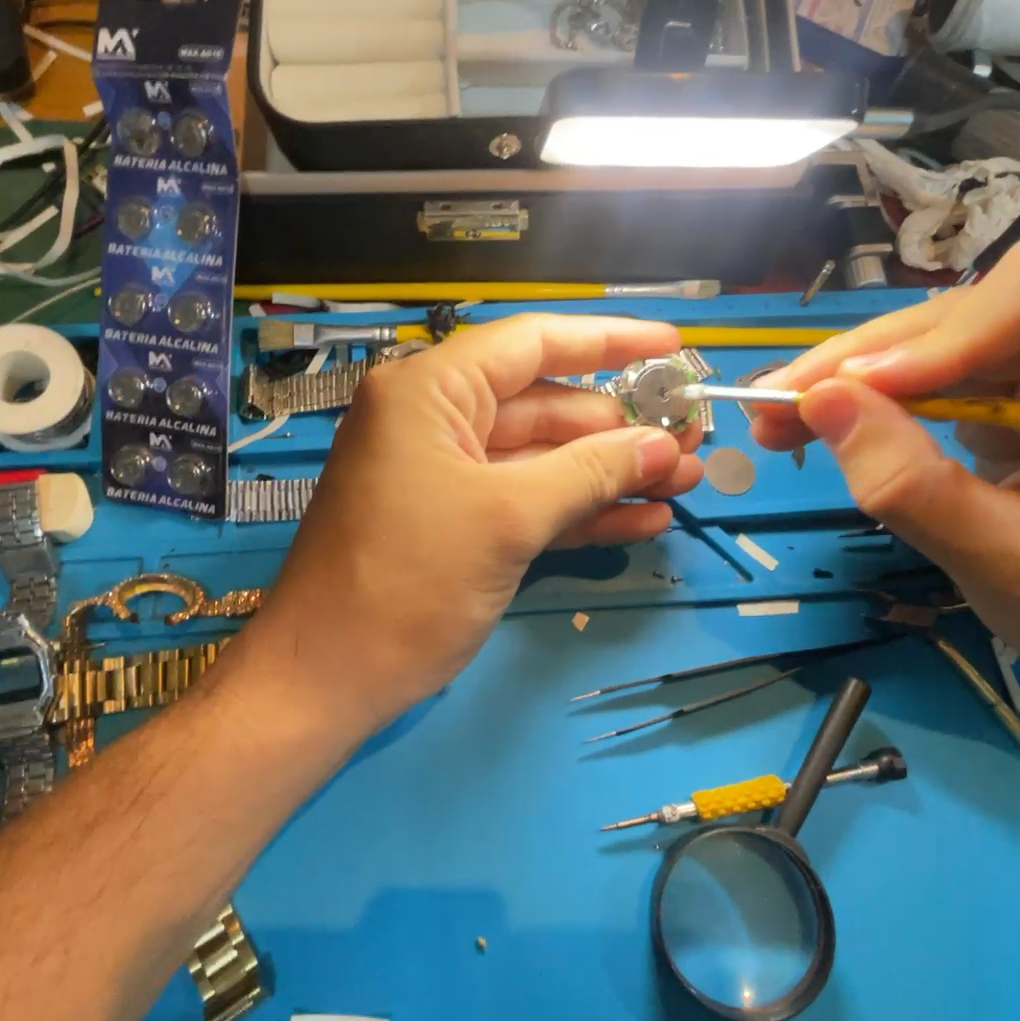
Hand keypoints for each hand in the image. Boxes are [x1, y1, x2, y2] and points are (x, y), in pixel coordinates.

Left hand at [257, 316, 703, 727]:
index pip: (532, 344)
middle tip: (692, 439)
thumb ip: (588, 473)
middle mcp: (437, 421)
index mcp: (430, 392)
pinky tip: (644, 519)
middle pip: (544, 404)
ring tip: (686, 480)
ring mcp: (446, 476)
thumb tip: (663, 444)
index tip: (672, 346)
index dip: (608, 341)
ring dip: (609, 472)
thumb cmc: (407, 582)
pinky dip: (578, 511)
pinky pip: (527, 503)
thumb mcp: (506, 519)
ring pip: (542, 459)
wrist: (327, 679)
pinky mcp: (456, 525)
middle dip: (619, 426)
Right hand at [751, 234, 1019, 702]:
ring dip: (855, 374)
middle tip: (773, 404)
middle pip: (977, 308)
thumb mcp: (1005, 567)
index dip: (944, 334)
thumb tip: (819, 405)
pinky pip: (939, 370)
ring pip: (944, 334)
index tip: (858, 393)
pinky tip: (822, 423)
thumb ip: (912, 487)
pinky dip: (874, 396)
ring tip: (777, 419)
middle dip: (868, 357)